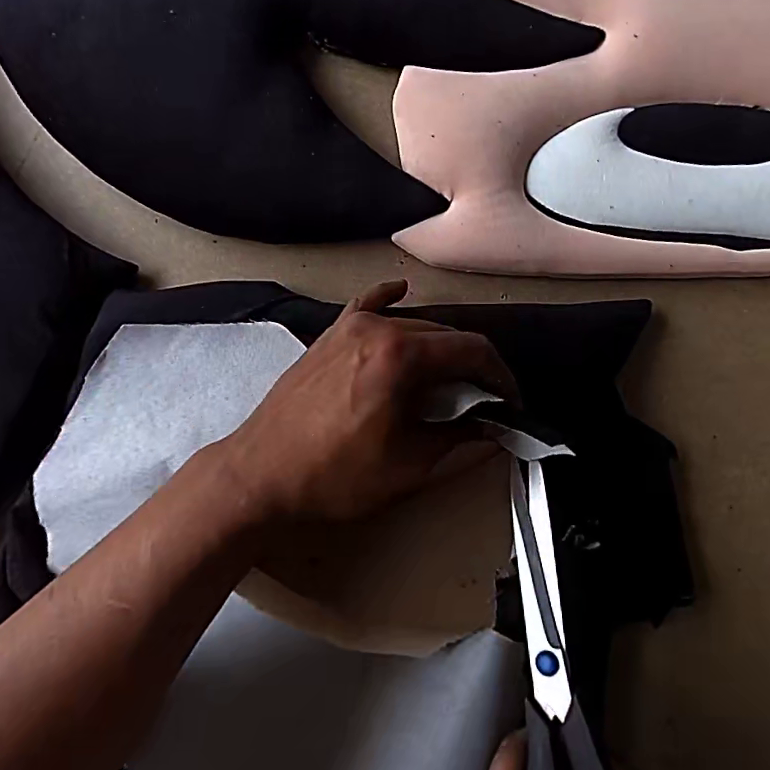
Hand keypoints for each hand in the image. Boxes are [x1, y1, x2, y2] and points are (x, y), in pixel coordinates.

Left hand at [213, 280, 516, 526]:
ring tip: (449, 383)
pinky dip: (390, 304)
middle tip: (483, 403)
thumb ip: (460, 443)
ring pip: (412, 326)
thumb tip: (493, 433)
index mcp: (399, 357)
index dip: (501, 378)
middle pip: (445, 336)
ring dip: (438, 350)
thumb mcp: (408, 469)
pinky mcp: (328, 339)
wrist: (260, 475)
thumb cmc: (328, 476)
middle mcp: (375, 330)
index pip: (472, 351)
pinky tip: (401, 294)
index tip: (509, 401)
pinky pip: (367, 308)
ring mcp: (347, 329)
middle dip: (472, 368)